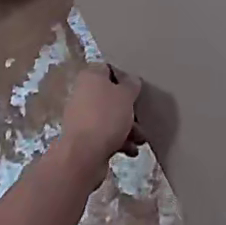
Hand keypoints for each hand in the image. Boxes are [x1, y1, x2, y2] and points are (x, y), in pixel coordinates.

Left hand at [57, 64, 144, 184]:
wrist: (83, 154)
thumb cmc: (106, 117)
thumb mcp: (126, 96)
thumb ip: (131, 85)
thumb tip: (132, 79)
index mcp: (90, 76)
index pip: (109, 69)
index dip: (125, 77)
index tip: (138, 88)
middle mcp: (83, 93)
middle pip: (111, 96)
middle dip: (129, 109)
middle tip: (142, 118)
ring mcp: (82, 116)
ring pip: (110, 117)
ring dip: (128, 128)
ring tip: (141, 139)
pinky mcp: (85, 137)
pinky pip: (105, 135)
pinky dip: (119, 141)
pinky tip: (131, 151)